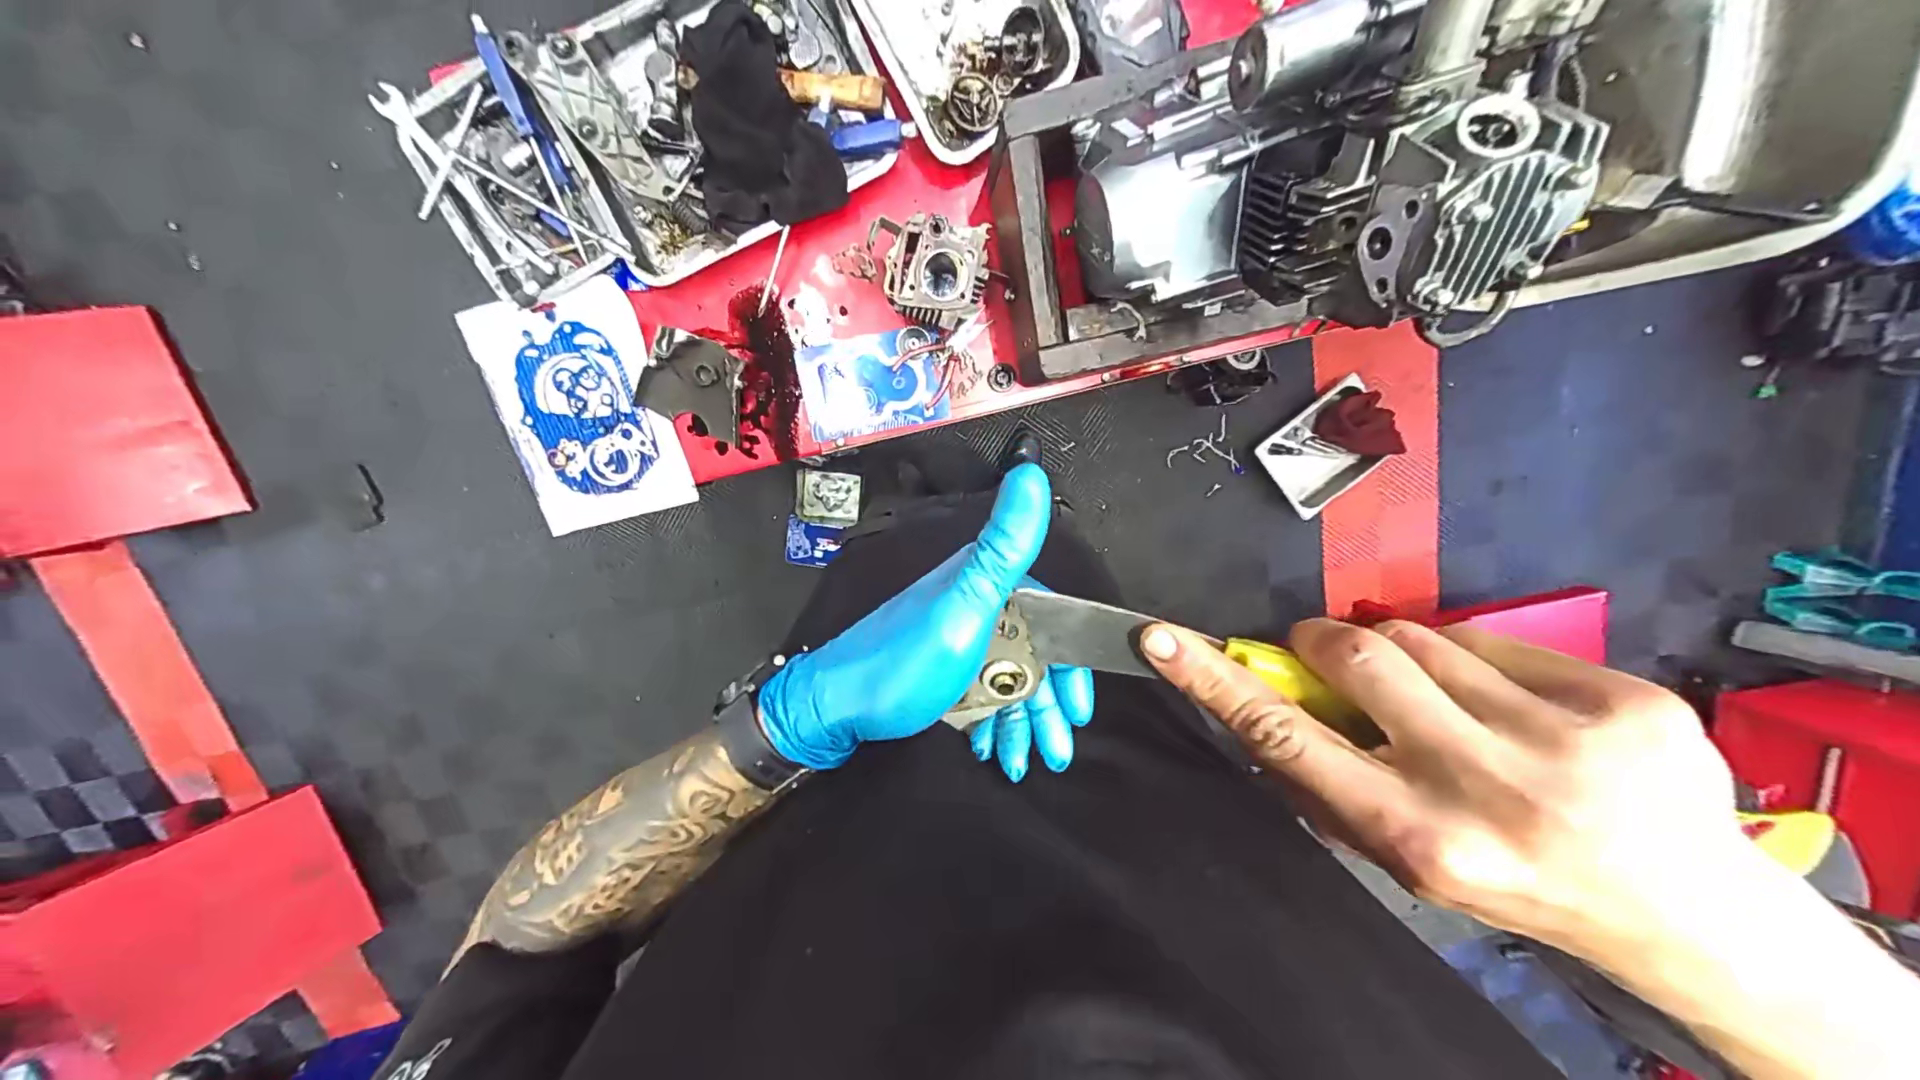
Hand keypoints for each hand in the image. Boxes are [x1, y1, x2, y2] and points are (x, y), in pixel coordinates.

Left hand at [758, 463, 1094, 780]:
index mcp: (985, 588)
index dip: (1070, 664)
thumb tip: (1031, 477)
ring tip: (1024, 761)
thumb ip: (1003, 548)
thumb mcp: (963, 604)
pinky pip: (983, 701)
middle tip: (1057, 749)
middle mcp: (974, 611)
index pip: (1051, 619)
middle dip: (1049, 707)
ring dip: (1025, 726)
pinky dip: (995, 728)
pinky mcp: (944, 676)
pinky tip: (994, 751)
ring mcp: (958, 646)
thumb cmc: (899, 662)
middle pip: (1033, 660)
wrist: (832, 710)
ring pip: (1010, 686)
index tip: (1079, 704)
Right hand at [1146, 619, 1919, 1079]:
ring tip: (1438, 700)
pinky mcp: (1629, 699)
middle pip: (1356, 654)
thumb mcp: (1396, 850)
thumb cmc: (1502, 879)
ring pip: (1420, 634)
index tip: (1163, 639)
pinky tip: (1509, 706)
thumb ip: (1326, 774)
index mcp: (1421, 836)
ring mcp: (1569, 737)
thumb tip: (1269, 695)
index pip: (1286, 739)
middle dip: (1322, 641)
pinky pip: (1492, 637)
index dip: (1215, 682)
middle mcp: (1490, 785)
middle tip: (1323, 653)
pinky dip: (1470, 658)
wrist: (1683, 913)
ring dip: (1401, 655)